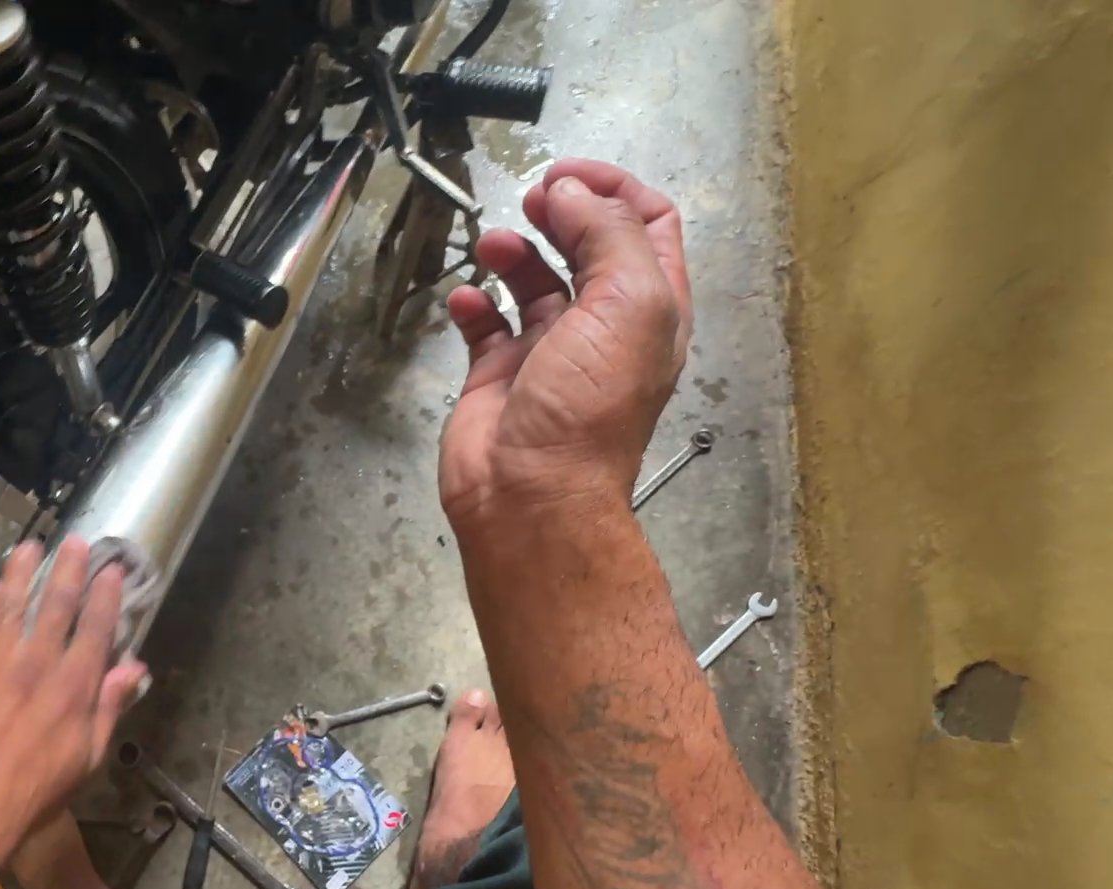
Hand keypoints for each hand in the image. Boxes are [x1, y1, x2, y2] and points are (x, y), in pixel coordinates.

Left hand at [0, 537, 146, 861]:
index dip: (106, 595)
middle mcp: (37, 662)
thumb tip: (134, 669)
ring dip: (22, 571)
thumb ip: (110, 707)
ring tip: (29, 546)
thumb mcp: (88, 757)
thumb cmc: (36, 789)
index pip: (96, 627)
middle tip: (76, 542)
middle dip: (69, 569)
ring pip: (12, 603)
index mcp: (74, 685)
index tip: (112, 570)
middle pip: (56, 604)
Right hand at [439, 160, 692, 533]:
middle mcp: (600, 327)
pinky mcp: (497, 375)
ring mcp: (545, 351)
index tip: (567, 174)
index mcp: (648, 309)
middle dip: (562, 215)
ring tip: (493, 245)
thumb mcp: (627, 305)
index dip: (613, 190)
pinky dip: (472, 306)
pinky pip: (484, 327)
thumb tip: (569, 195)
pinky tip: (464, 300)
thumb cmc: (586, 405)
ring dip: (513, 254)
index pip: (646, 227)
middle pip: (587, 248)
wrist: (527, 490)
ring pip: (532, 282)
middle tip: (530, 198)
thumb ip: (607, 234)